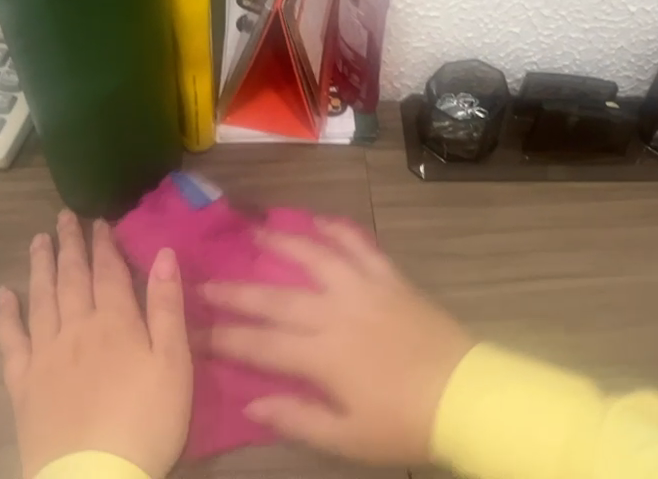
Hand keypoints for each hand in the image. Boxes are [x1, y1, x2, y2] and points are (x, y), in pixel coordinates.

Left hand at [0, 211, 191, 478]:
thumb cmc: (146, 421)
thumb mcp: (173, 363)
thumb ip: (167, 306)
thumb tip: (163, 253)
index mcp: (116, 322)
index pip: (109, 272)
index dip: (105, 245)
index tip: (100, 221)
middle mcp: (77, 329)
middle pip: (72, 278)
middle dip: (70, 245)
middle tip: (63, 217)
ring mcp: (45, 356)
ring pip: (42, 300)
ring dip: (41, 267)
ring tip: (38, 241)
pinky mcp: (23, 385)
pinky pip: (11, 342)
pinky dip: (7, 315)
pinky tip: (3, 296)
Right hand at [202, 217, 474, 464]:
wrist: (463, 396)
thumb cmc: (403, 423)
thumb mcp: (347, 437)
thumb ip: (297, 417)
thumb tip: (252, 403)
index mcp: (323, 355)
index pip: (261, 344)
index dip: (225, 337)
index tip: (194, 330)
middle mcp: (338, 312)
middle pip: (278, 297)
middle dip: (237, 291)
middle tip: (204, 281)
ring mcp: (365, 288)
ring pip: (315, 257)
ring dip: (283, 243)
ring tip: (255, 231)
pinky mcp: (390, 277)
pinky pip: (360, 244)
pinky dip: (338, 229)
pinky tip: (319, 220)